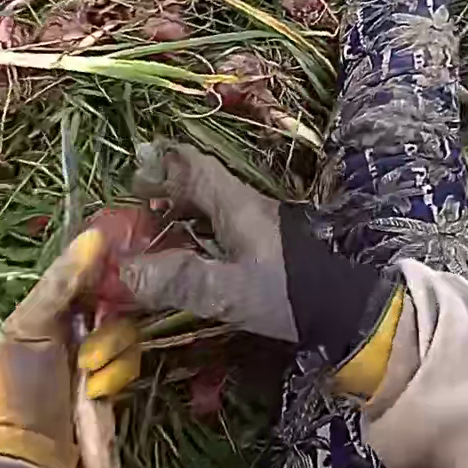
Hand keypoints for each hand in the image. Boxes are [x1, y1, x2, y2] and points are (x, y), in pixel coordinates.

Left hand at [0, 213, 143, 467]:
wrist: (11, 465)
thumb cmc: (9, 388)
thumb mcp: (26, 328)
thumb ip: (62, 282)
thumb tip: (97, 234)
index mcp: (56, 308)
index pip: (100, 274)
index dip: (116, 273)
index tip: (127, 276)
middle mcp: (81, 327)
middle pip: (122, 305)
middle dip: (110, 329)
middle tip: (88, 351)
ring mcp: (99, 358)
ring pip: (130, 336)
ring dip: (113, 358)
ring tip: (87, 382)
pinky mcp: (115, 387)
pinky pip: (133, 367)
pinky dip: (116, 379)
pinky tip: (97, 396)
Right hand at [123, 142, 295, 341]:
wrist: (341, 305)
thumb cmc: (287, 292)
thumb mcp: (230, 292)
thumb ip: (181, 279)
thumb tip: (125, 267)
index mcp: (238, 205)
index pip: (196, 168)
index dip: (163, 162)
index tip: (134, 167)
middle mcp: (247, 206)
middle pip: (201, 184)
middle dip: (164, 190)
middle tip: (130, 207)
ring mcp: (258, 223)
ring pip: (211, 205)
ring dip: (179, 212)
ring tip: (147, 231)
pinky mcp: (264, 243)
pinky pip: (221, 226)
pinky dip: (195, 232)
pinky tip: (183, 255)